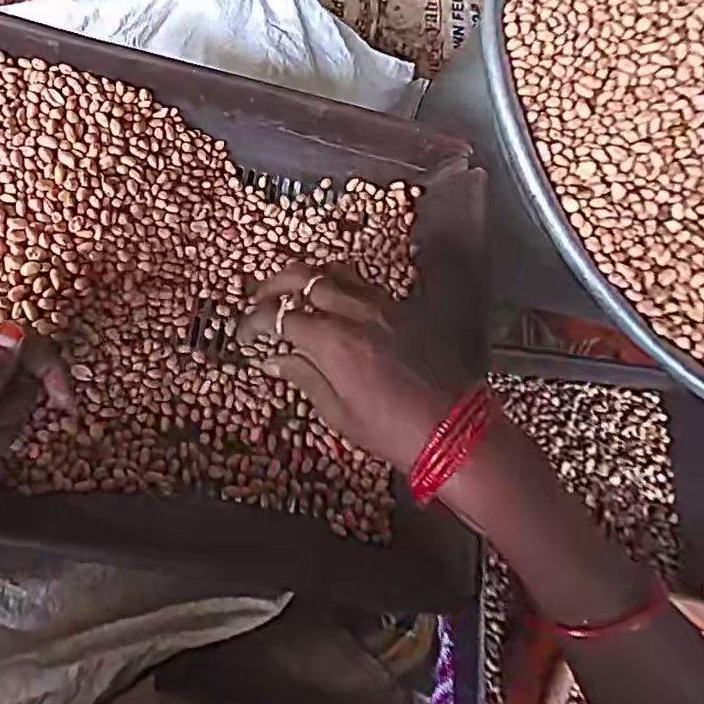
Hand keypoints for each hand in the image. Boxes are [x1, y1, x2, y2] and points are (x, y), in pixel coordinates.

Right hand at [237, 262, 467, 469]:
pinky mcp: (402, 310)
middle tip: (260, 299)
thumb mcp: (337, 411)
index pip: (280, 315)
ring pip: (334, 271)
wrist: (458, 432)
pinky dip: (337, 285)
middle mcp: (355, 314)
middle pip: (304, 276)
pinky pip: (361, 283)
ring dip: (306, 278)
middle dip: (274, 284)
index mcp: (333, 342)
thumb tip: (274, 360)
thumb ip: (303, 376)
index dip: (255, 321)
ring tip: (292, 294)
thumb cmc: (392, 430)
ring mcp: (382, 307)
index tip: (246, 332)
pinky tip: (330, 303)